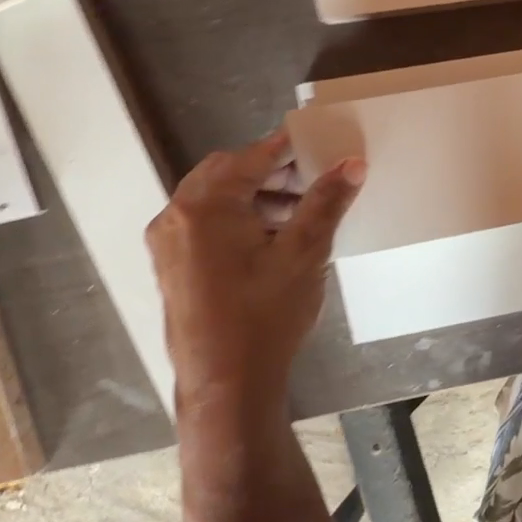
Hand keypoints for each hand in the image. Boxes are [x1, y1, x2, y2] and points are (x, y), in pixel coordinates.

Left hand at [145, 130, 365, 418]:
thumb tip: (352, 163)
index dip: (286, 148)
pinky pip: (207, 226)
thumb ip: (326, 202)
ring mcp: (169, 245)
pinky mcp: (174, 268)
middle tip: (313, 180)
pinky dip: (240, 220)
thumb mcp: (306, 252)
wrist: (226, 379)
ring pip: (214, 201)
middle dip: (270, 173)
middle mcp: (175, 218)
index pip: (249, 159)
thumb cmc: (266, 311)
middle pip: (225, 175)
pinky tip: (273, 242)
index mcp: (204, 207)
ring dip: (257, 197)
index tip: (319, 143)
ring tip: (301, 215)